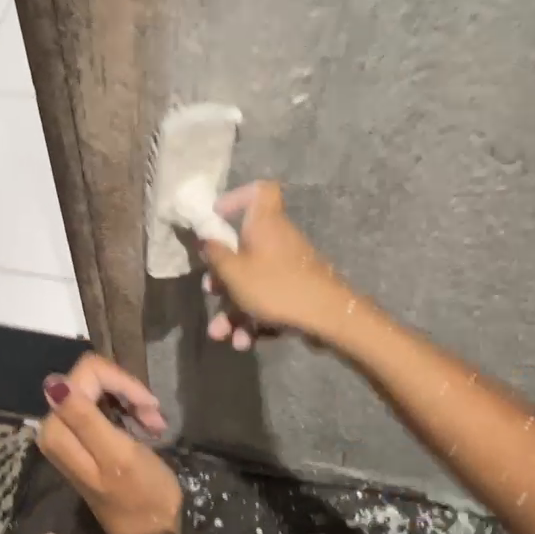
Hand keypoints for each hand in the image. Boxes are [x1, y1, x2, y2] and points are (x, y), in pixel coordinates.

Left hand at [37, 354, 181, 533]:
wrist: (146, 529)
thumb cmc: (139, 494)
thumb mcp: (116, 454)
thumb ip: (84, 418)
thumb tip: (53, 383)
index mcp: (57, 428)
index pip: (86, 373)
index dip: (121, 382)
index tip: (148, 404)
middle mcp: (55, 425)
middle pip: (91, 378)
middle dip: (127, 393)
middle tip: (153, 417)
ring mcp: (69, 429)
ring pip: (101, 389)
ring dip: (132, 403)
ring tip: (155, 425)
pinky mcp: (84, 433)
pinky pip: (104, 403)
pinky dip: (129, 411)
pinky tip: (148, 427)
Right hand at [201, 181, 351, 346]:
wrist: (328, 318)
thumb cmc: (275, 286)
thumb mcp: (234, 272)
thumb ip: (215, 254)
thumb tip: (206, 238)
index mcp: (264, 224)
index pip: (260, 191)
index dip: (238, 197)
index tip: (218, 217)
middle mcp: (277, 241)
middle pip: (244, 249)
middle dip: (223, 277)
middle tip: (210, 291)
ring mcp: (289, 268)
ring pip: (252, 283)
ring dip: (232, 310)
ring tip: (221, 334)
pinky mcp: (296, 293)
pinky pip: (267, 301)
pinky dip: (253, 321)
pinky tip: (243, 342)